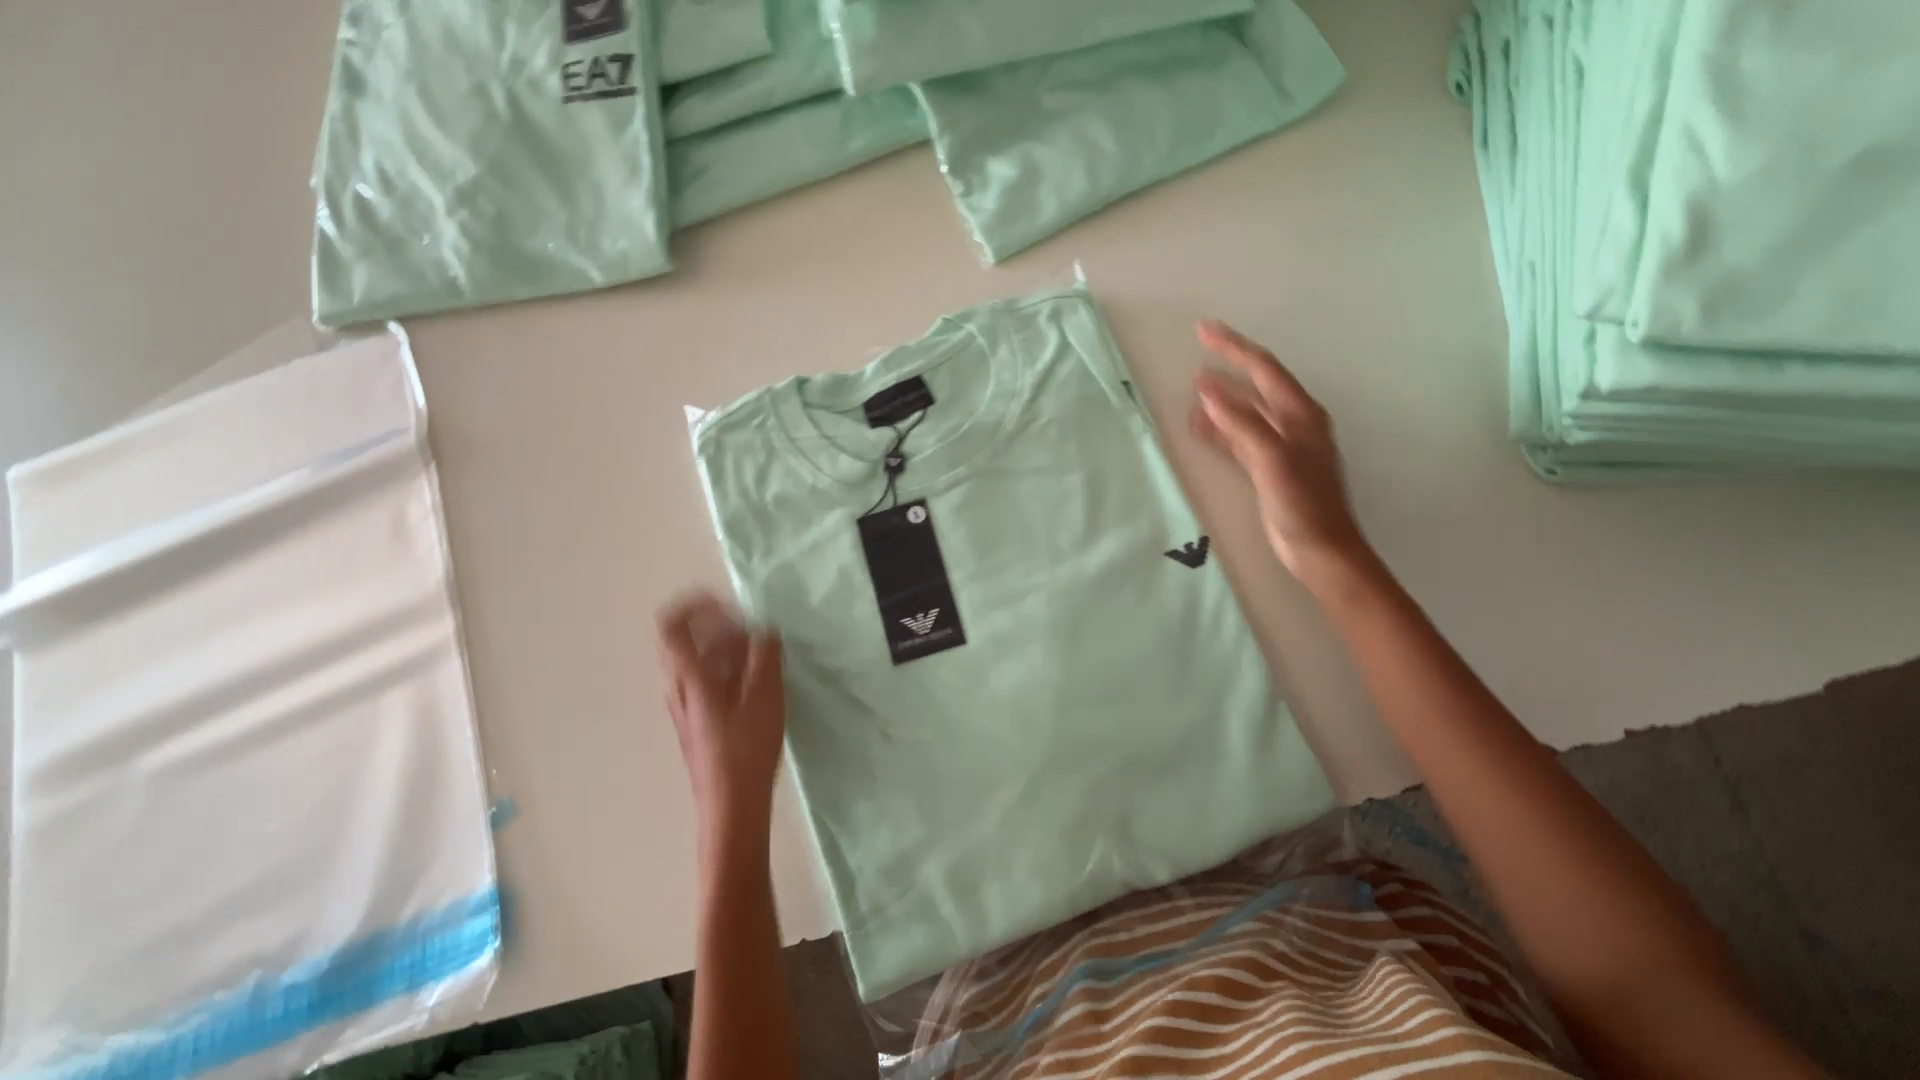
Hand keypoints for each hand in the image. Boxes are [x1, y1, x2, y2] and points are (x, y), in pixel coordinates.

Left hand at [656, 593, 785, 824]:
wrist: (730, 807)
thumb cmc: (746, 749)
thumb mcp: (765, 695)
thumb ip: (764, 654)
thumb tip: (762, 627)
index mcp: (688, 675)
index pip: (671, 624)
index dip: (695, 604)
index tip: (728, 602)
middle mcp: (678, 687)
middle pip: (686, 641)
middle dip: (719, 626)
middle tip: (753, 630)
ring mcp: (684, 707)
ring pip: (697, 662)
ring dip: (725, 649)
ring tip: (760, 656)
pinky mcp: (696, 723)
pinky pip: (704, 682)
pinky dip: (726, 670)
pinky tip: (756, 686)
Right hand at [1190, 320, 1372, 589]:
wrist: (1321, 550)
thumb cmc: (1303, 504)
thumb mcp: (1272, 459)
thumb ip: (1240, 422)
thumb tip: (1207, 387)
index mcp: (1300, 414)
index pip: (1264, 369)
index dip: (1234, 347)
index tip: (1203, 330)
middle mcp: (1293, 423)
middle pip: (1256, 385)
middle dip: (1228, 367)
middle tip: (1198, 349)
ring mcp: (1281, 446)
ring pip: (1246, 411)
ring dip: (1221, 398)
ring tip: (1192, 388)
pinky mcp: (1269, 468)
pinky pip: (1240, 438)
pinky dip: (1220, 429)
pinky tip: (1200, 428)